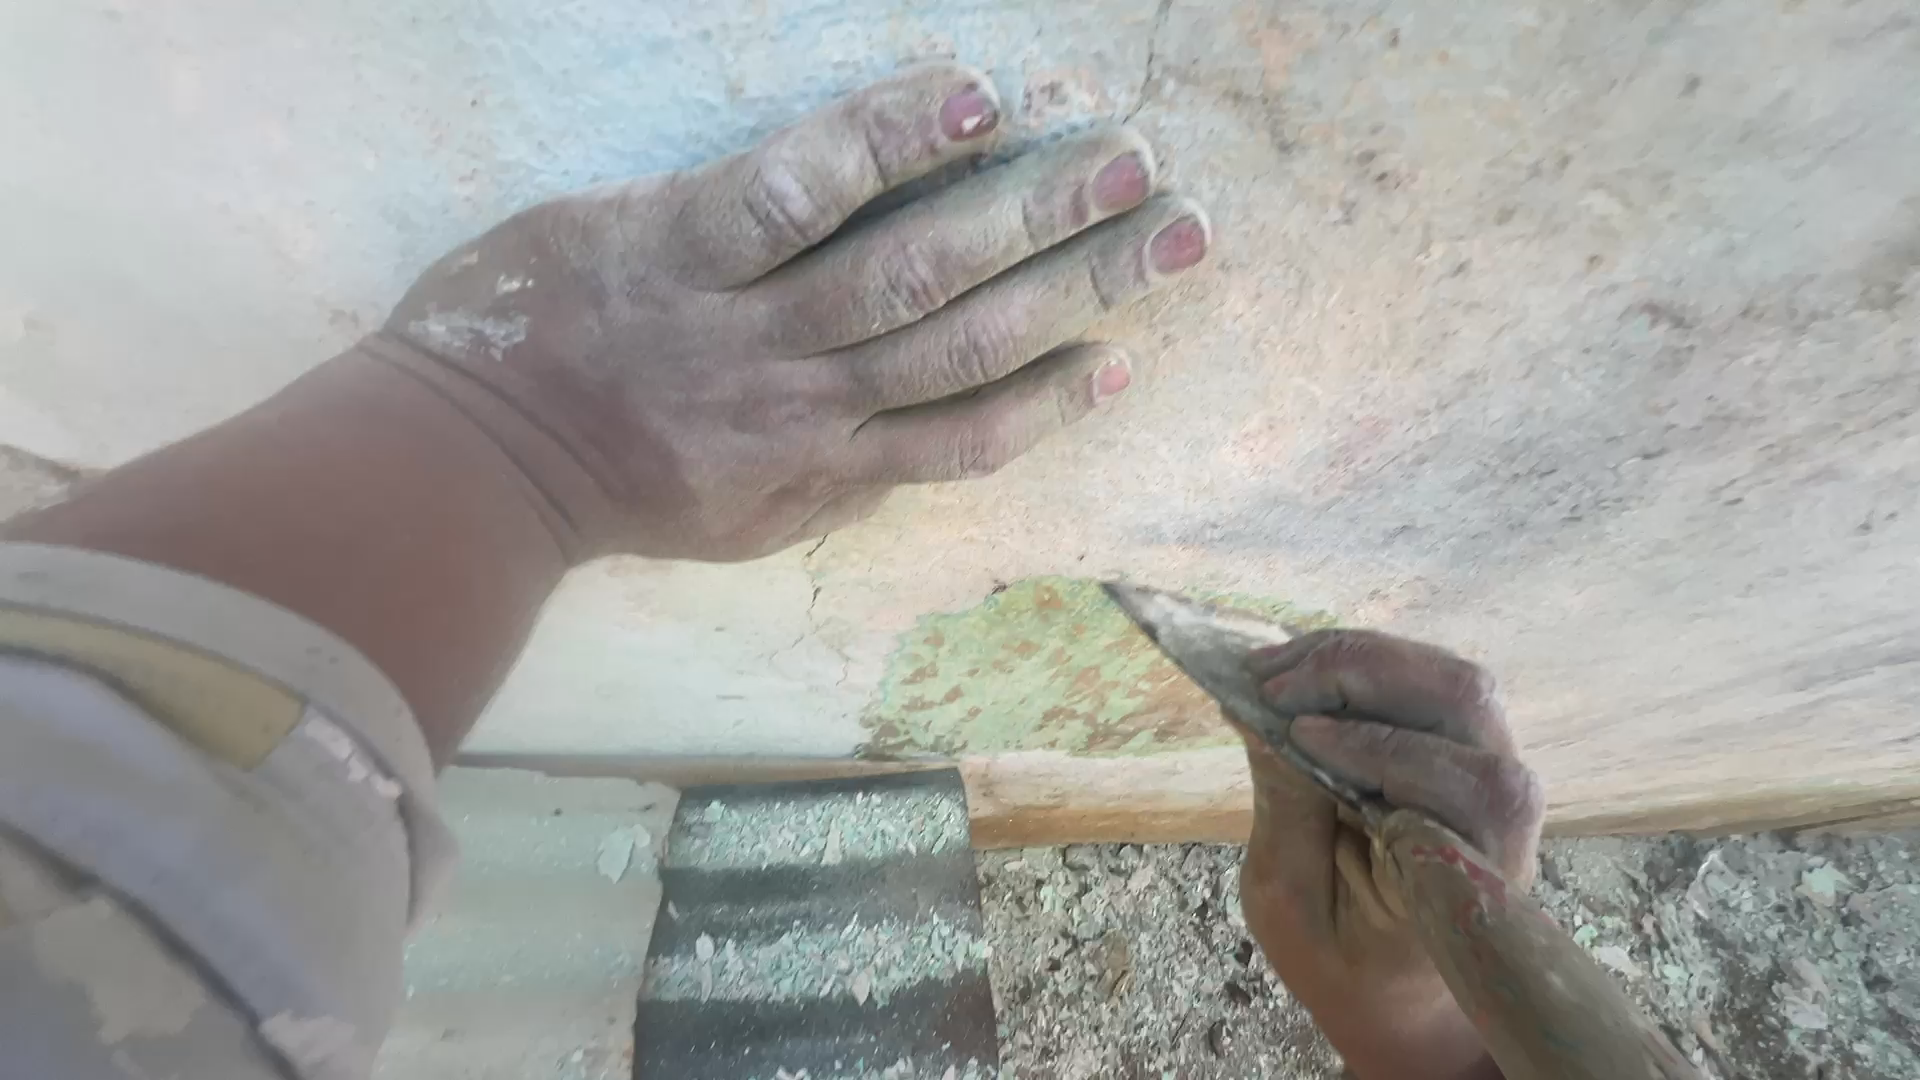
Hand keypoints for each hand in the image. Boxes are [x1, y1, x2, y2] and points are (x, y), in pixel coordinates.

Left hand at [377, 62, 1210, 562]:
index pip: (969, 439)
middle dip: (1084, 283)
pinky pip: (792, 188)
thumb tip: (912, 450)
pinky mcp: (673, 240)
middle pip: (971, 339)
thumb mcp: (749, 527)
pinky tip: (966, 99)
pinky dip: (881, 144)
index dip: (1055, 405)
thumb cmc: (628, 496)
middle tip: (1178, 227)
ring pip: (908, 267)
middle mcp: (810, 397)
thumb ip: (839, 489)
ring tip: (1114, 157)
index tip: (1123, 359)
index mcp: (828, 468)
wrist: (479, 462)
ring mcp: (747, 320)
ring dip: (1023, 212)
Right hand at [1234, 630, 1544, 1079]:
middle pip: (1462, 702)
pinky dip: (1351, 658)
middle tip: (1269, 684)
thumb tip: (1261, 718)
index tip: (1297, 736)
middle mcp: (1498, 816)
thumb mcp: (1289, 904)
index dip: (1383, 748)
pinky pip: (1420, 677)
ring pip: (1447, 677)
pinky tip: (1293, 666)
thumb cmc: (1341, 959)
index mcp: (1469, 879)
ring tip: (1271, 669)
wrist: (1394, 986)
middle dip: (1356, 675)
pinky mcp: (1454, 747)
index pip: (1466, 789)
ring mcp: (1484, 771)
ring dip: (1351, 656)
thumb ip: (1286, 811)